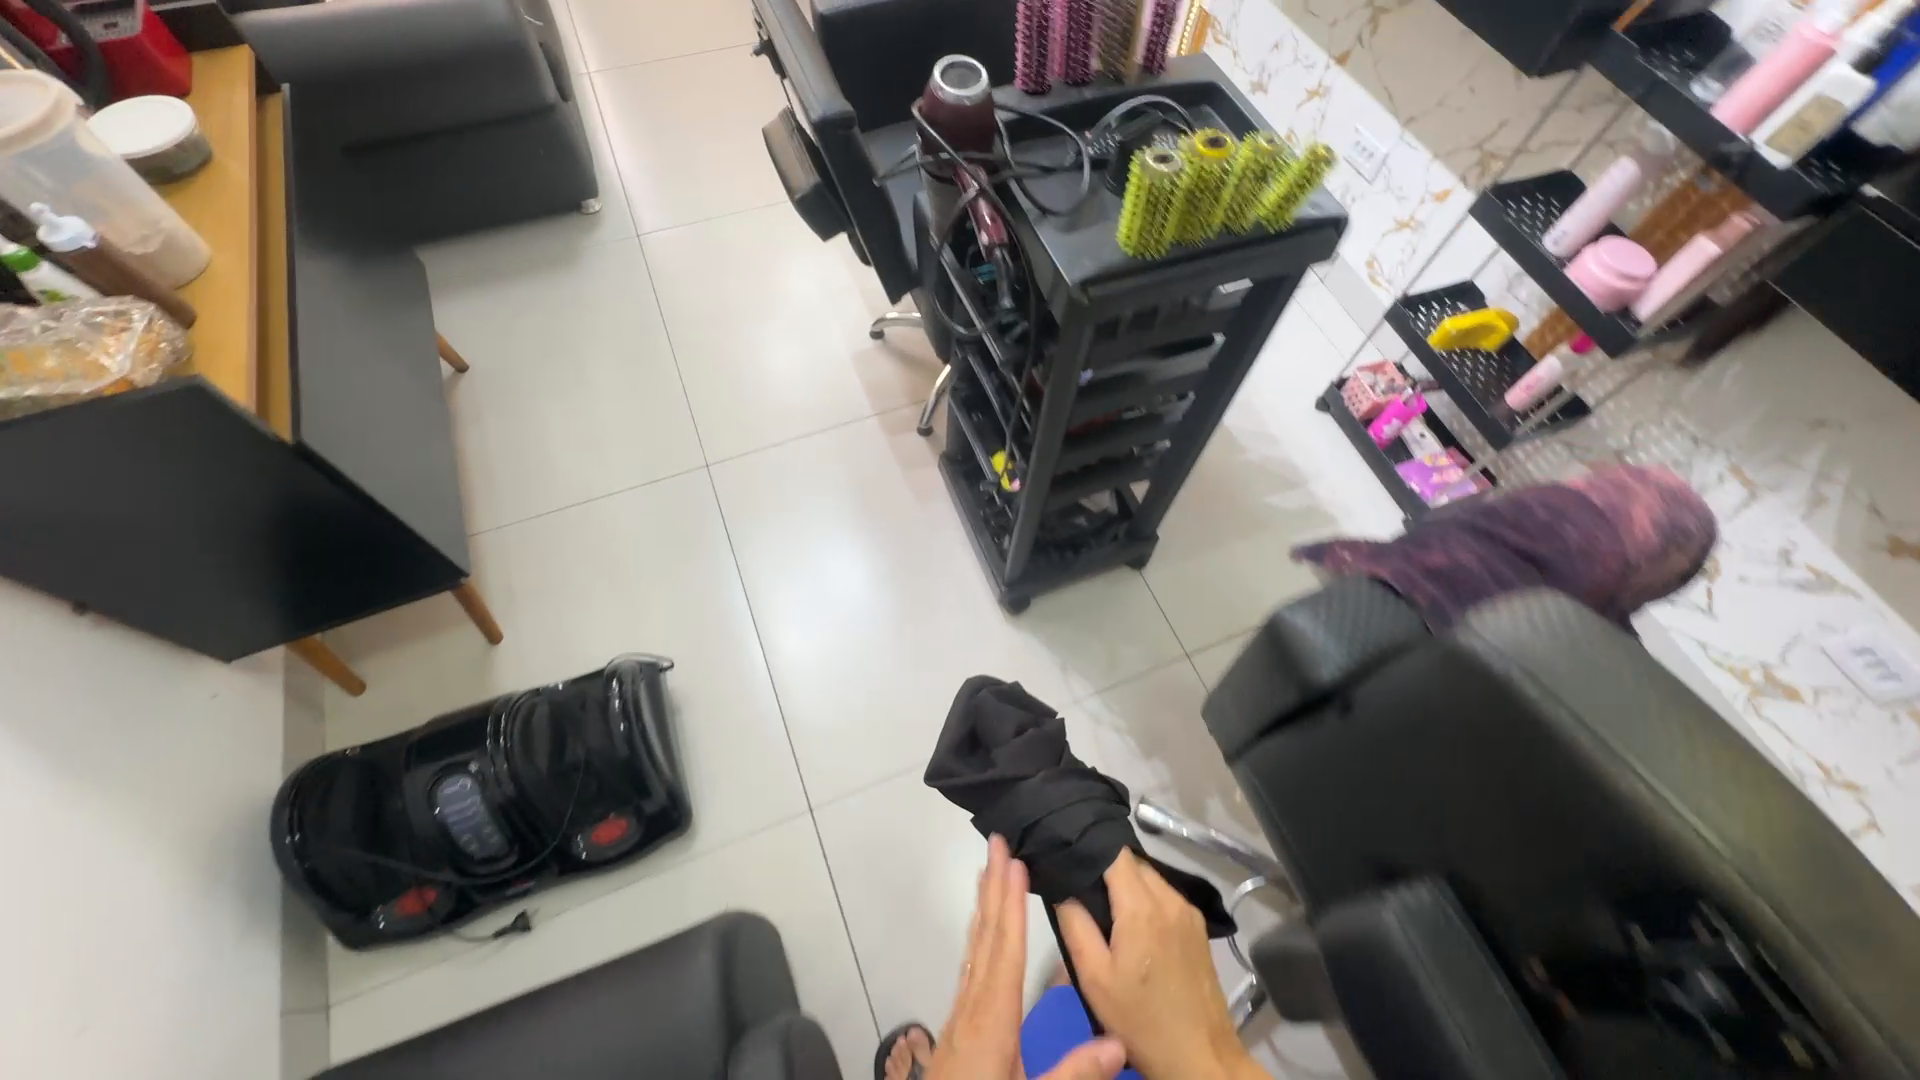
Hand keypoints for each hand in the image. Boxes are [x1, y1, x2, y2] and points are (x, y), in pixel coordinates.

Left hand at [929, 835, 1127, 1079]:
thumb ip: (1073, 1073)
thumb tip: (1119, 1042)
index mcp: (992, 1020)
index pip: (1004, 947)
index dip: (1011, 901)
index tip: (1013, 859)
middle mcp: (972, 1007)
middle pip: (984, 935)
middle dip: (992, 886)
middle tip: (995, 840)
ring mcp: (961, 1015)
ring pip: (974, 947)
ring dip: (983, 905)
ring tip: (989, 870)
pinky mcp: (958, 1028)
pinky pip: (970, 966)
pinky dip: (978, 937)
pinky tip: (983, 934)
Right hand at [1055, 850, 1259, 1079]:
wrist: (1200, 1058)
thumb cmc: (1140, 1020)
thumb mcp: (1094, 977)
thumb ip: (1074, 924)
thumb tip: (1064, 888)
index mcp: (1142, 908)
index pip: (1114, 853)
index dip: (1090, 850)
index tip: (1068, 858)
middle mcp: (1170, 900)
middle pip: (1133, 863)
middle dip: (1106, 868)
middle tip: (1080, 888)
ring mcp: (1189, 913)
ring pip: (1151, 878)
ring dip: (1128, 885)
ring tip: (1103, 908)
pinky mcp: (1199, 929)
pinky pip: (1166, 897)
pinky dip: (1146, 900)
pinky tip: (1132, 926)